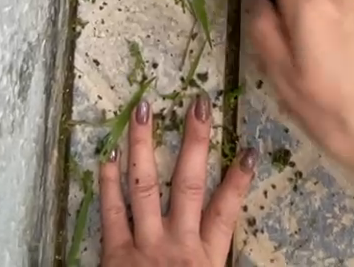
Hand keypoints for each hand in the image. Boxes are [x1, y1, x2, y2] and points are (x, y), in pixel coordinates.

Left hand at [99, 91, 255, 266]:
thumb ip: (217, 258)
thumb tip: (231, 232)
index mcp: (205, 262)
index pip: (226, 213)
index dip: (238, 180)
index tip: (248, 149)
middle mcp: (177, 245)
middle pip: (189, 183)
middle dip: (196, 141)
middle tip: (199, 102)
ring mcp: (144, 246)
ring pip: (145, 185)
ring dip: (144, 145)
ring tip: (143, 110)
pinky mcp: (114, 255)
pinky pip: (111, 212)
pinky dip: (108, 183)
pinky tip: (106, 155)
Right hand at [245, 0, 353, 180]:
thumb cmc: (339, 113)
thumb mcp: (284, 79)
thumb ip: (264, 31)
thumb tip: (258, 0)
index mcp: (310, 0)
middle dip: (289, 17)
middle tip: (290, 67)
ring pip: (323, 10)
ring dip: (313, 35)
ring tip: (320, 84)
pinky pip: (344, 23)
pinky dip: (336, 44)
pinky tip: (344, 86)